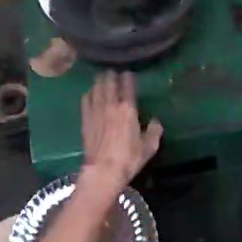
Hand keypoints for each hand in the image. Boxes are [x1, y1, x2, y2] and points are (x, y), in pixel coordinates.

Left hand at [77, 71, 162, 194]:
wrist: (103, 170)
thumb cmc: (129, 159)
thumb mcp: (149, 147)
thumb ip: (154, 131)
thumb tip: (155, 121)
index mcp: (128, 109)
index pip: (127, 86)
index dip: (128, 77)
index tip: (128, 73)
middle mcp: (111, 105)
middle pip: (109, 84)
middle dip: (110, 75)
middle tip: (112, 71)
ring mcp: (96, 111)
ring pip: (96, 89)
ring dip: (99, 81)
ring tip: (100, 77)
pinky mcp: (85, 120)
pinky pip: (86, 101)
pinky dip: (88, 94)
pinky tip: (89, 93)